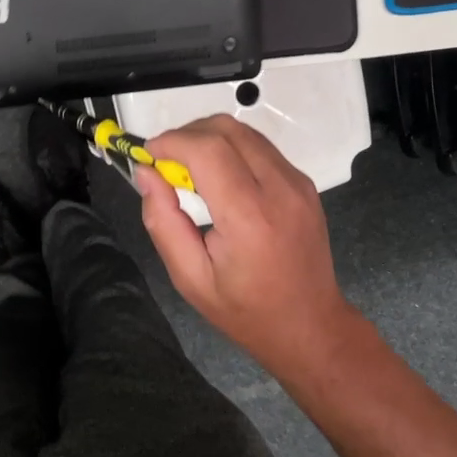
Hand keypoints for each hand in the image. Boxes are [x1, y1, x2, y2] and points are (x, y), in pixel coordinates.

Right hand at [138, 116, 358, 379]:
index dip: (171, 142)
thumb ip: (163, 222)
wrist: (311, 326)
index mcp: (249, 217)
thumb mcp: (190, 278)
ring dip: (208, 138)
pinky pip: (260, 146)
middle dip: (186, 135)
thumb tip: (145, 173)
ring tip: (189, 169)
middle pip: (225, 130)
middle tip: (165, 162)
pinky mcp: (303, 182)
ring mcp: (296, 182)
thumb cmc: (246, 311)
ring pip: (243, 132)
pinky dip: (231, 148)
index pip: (207, 150)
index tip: (148, 155)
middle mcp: (279, 189)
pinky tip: (219, 178)